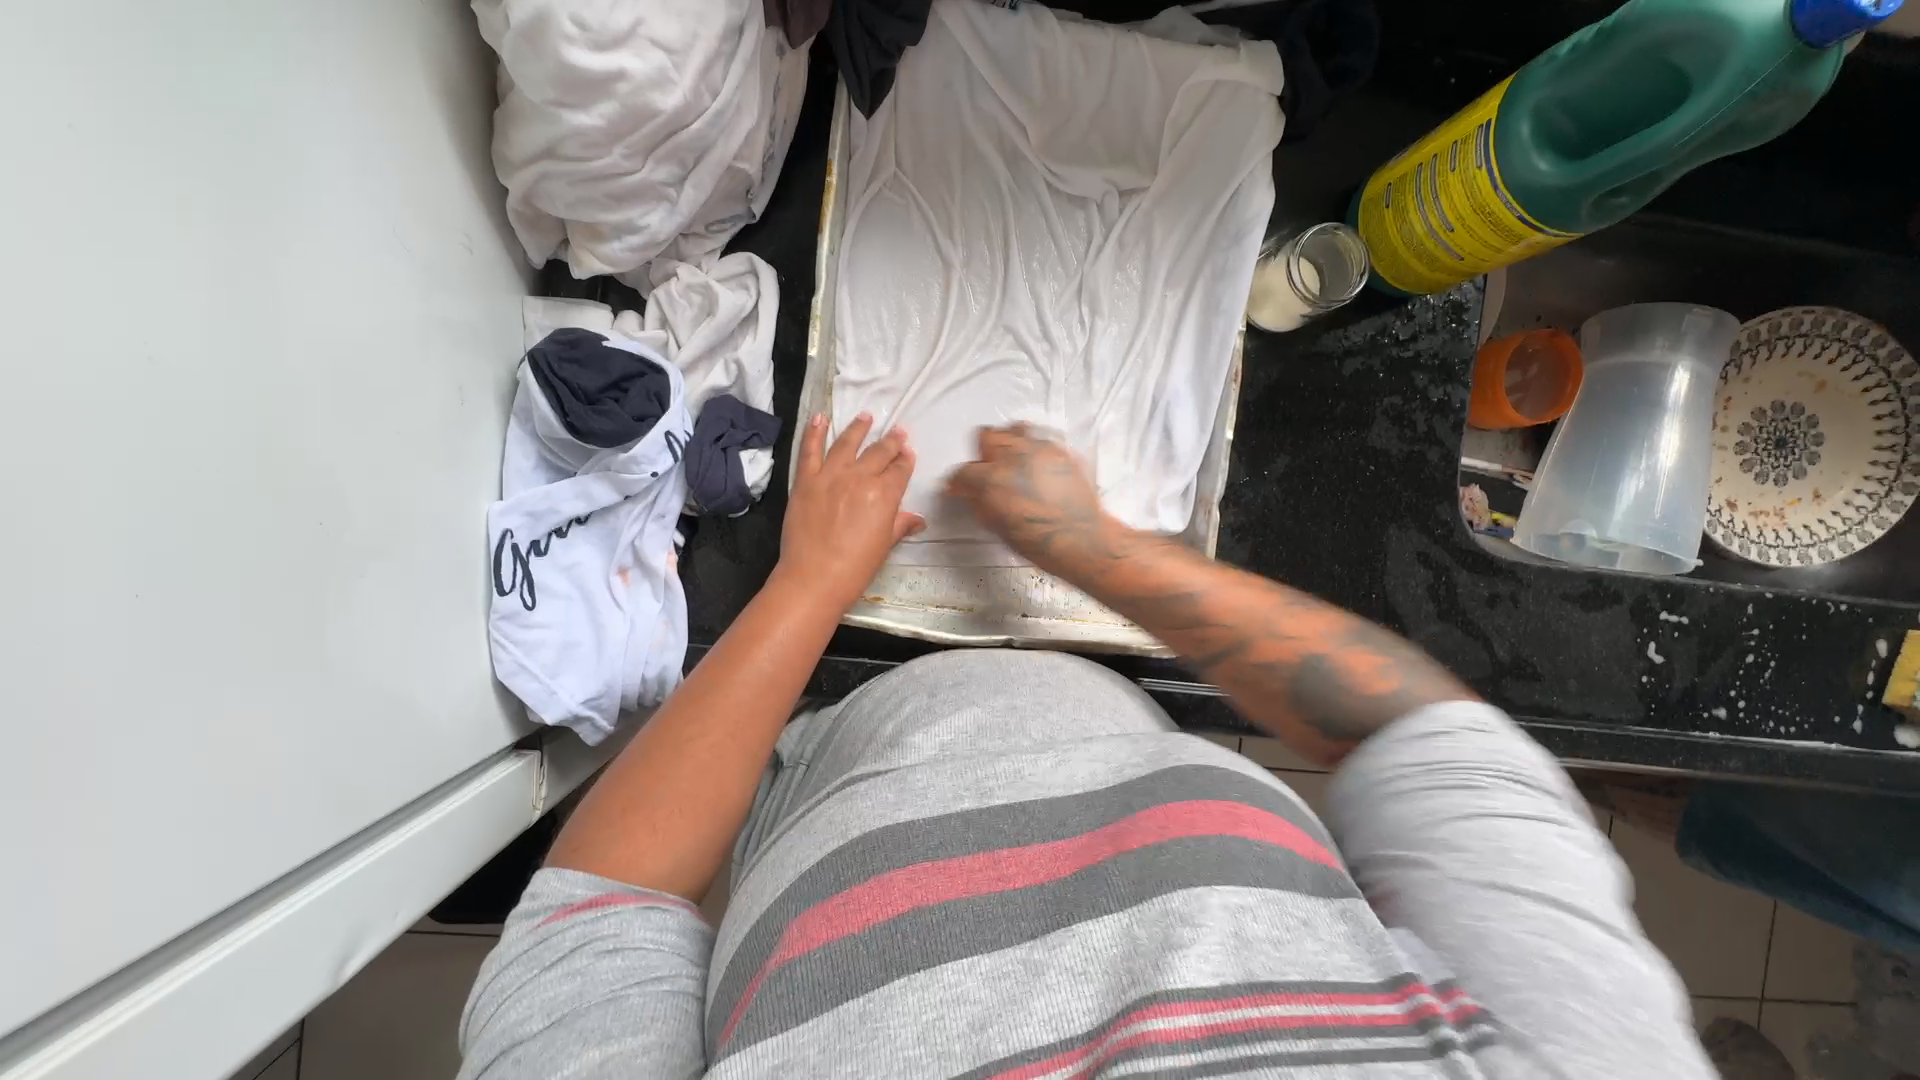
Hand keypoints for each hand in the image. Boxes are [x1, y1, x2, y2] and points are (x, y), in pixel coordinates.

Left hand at [777, 412, 923, 609]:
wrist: (814, 577)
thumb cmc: (855, 568)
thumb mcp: (884, 546)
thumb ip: (899, 525)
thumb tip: (917, 519)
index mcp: (884, 495)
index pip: (900, 470)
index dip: (906, 460)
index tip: (909, 452)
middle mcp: (860, 478)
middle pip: (879, 453)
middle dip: (891, 441)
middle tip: (899, 431)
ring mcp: (830, 476)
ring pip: (847, 443)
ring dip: (858, 428)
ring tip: (866, 416)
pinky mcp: (805, 480)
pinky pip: (810, 450)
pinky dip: (815, 432)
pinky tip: (820, 418)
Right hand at [944, 423, 1125, 574]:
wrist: (1079, 538)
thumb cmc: (1037, 540)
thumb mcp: (996, 526)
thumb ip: (978, 502)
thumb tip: (970, 492)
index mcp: (991, 479)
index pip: (963, 471)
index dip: (959, 482)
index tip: (962, 488)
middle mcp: (1013, 456)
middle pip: (987, 436)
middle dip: (983, 451)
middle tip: (988, 467)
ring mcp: (1039, 449)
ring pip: (1015, 429)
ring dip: (1010, 442)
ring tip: (1014, 458)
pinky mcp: (1061, 450)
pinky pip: (1042, 438)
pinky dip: (1035, 448)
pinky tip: (1038, 462)